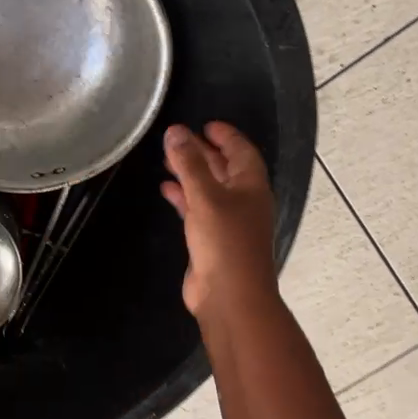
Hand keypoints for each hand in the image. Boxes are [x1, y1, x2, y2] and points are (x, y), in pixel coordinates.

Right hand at [159, 122, 277, 317]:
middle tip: (178, 138)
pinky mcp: (211, 237)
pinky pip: (197, 207)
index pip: (242, 151)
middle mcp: (243, 200)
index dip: (226, 136)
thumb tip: (175, 131)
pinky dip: (183, 195)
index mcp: (251, 187)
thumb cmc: (224, 242)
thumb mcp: (205, 197)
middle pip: (225, 168)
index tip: (205, 124)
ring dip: (191, 172)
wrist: (230, 295)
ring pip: (209, 187)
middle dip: (203, 151)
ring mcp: (228, 220)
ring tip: (166, 160)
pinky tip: (166, 189)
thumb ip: (189, 164)